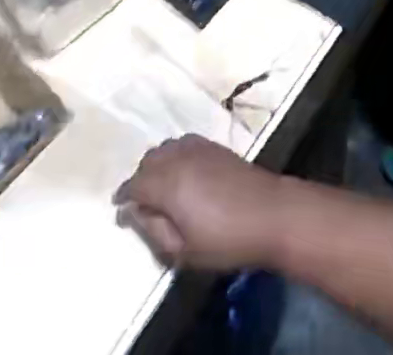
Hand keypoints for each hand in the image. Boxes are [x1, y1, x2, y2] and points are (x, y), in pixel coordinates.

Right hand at [113, 134, 288, 271]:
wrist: (271, 213)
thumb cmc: (226, 239)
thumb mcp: (183, 250)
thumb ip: (154, 230)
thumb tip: (134, 213)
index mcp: (167, 183)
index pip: (134, 184)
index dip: (124, 198)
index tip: (121, 213)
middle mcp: (179, 158)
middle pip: (148, 162)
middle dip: (140, 180)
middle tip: (142, 203)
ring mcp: (198, 148)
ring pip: (165, 148)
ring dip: (156, 165)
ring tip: (160, 187)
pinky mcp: (214, 146)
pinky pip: (183, 143)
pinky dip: (174, 154)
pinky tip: (181, 171)